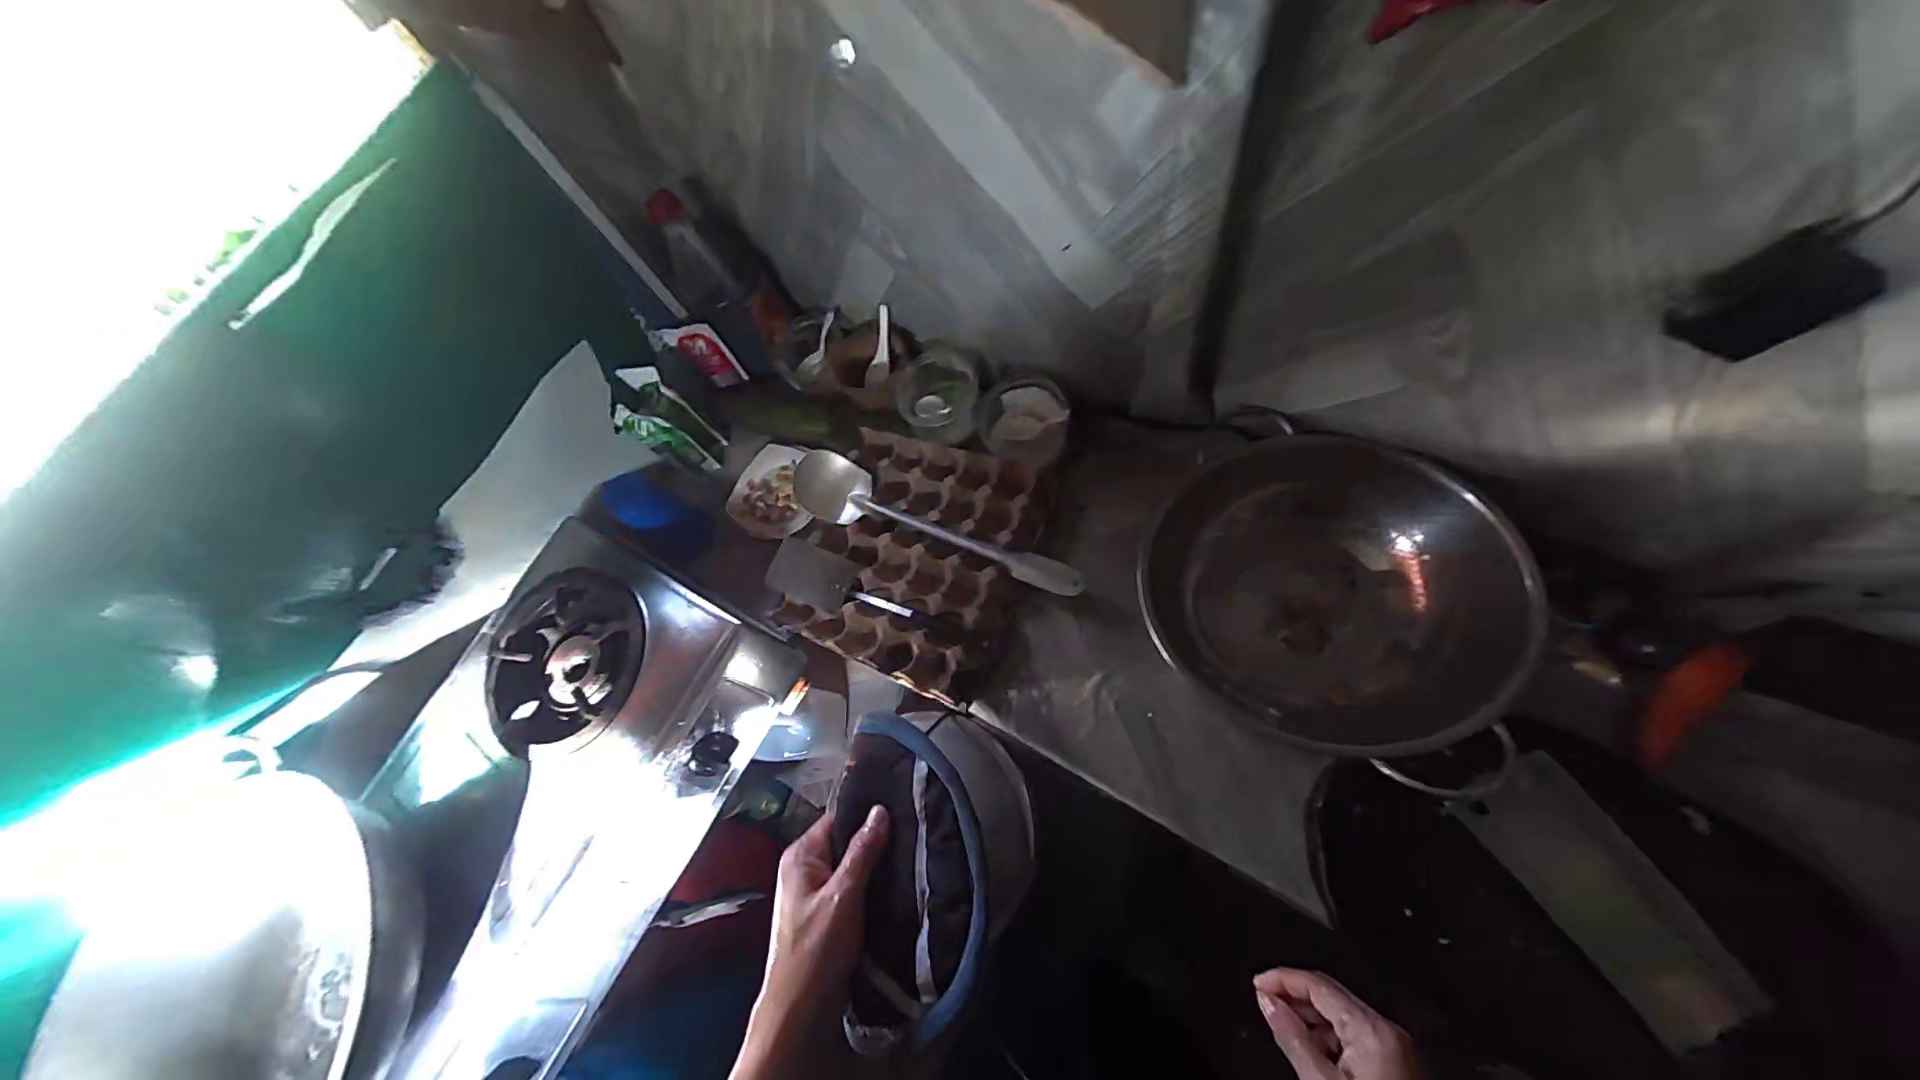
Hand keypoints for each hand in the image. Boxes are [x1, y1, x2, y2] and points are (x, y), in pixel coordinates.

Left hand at [730, 805, 888, 1079]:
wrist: (800, 1012)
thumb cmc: (816, 951)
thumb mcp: (843, 895)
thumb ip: (862, 852)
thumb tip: (879, 810)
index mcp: (800, 856)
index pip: (836, 817)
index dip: (865, 811)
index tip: (898, 804)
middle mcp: (804, 868)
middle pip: (845, 840)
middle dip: (874, 838)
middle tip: (909, 830)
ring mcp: (815, 891)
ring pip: (851, 864)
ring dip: (875, 864)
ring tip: (908, 852)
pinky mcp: (827, 912)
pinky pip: (852, 886)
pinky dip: (871, 884)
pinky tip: (894, 882)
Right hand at [1253, 968, 1422, 1079]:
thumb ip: (1291, 1037)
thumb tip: (1268, 1002)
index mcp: (1372, 1030)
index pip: (1317, 983)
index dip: (1281, 979)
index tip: (1258, 985)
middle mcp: (1390, 1033)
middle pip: (1332, 995)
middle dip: (1295, 996)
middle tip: (1266, 1004)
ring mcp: (1399, 1050)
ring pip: (1344, 1016)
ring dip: (1312, 1018)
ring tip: (1287, 1031)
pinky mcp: (1402, 1067)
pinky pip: (1358, 1037)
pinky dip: (1332, 1037)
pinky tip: (1316, 1054)